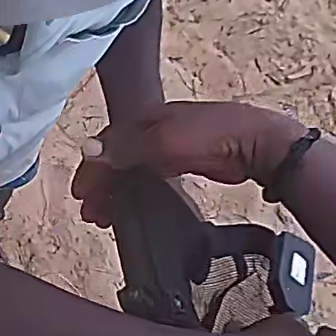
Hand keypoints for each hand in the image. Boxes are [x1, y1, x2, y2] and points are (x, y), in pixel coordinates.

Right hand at [72, 101, 305, 226]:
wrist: (255, 144)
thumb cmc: (210, 136)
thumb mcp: (162, 140)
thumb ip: (125, 148)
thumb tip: (88, 150)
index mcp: (143, 119)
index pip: (105, 143)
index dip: (90, 168)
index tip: (80, 193)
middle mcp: (151, 130)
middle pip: (115, 158)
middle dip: (100, 186)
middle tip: (91, 213)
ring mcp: (167, 146)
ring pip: (130, 170)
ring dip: (115, 192)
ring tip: (105, 217)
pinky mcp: (182, 161)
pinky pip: (148, 178)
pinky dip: (134, 192)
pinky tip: (131, 206)